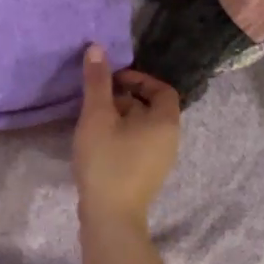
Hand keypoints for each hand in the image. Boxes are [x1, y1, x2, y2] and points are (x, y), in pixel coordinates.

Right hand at [73, 44, 180, 232]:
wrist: (110, 216)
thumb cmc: (106, 161)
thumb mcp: (97, 116)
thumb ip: (97, 81)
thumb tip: (97, 47)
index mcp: (165, 122)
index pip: (162, 89)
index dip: (139, 79)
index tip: (112, 80)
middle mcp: (171, 139)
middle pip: (153, 107)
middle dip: (125, 97)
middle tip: (97, 99)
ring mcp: (161, 160)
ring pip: (144, 127)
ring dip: (121, 117)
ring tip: (93, 121)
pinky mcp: (147, 175)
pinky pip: (139, 144)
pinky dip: (122, 136)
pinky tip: (98, 143)